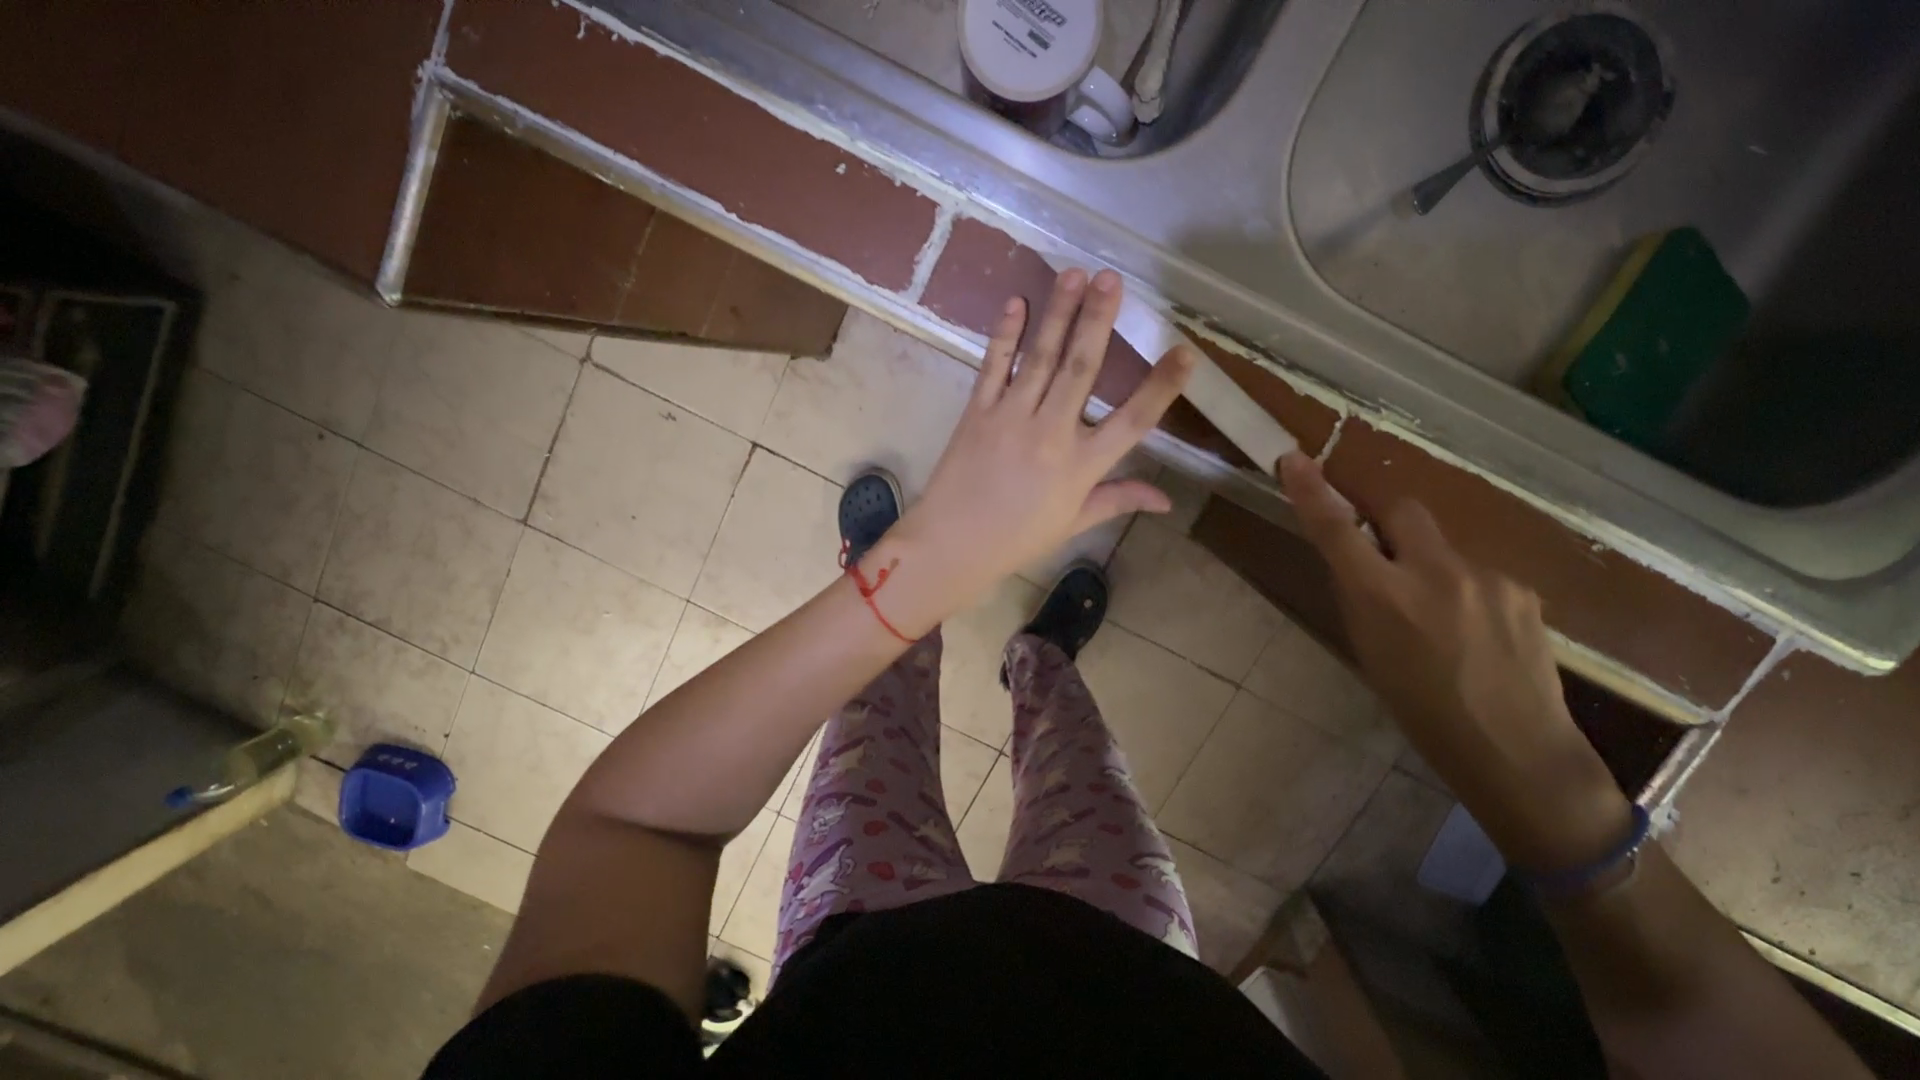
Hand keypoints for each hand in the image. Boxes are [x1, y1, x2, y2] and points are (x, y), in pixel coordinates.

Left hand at [861, 269, 1193, 636]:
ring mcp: (1011, 418)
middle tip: (1112, 279)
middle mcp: (1051, 434)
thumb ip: (1118, 498)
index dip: (1161, 387)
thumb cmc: (1018, 538)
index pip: (1133, 421)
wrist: (953, 545)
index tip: (1185, 352)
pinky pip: (994, 366)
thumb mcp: (1073, 522)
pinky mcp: (977, 411)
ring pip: (1041, 357)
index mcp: (1082, 466)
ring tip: (1074, 273)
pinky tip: (1016, 302)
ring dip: (1058, 313)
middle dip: (1098, 320)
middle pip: (1082, 369)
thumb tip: (1165, 499)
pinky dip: (1005, 334)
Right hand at [1278, 452, 1633, 874]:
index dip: (1312, 492)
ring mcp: (1486, 578)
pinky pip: (1478, 575)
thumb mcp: (1370, 655)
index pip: (1337, 530)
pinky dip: (1466, 594)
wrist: (1516, 751)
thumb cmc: (1422, 715)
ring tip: (1443, 625)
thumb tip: (1358, 563)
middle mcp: (1435, 574)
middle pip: (1402, 510)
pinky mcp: (1522, 589)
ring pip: (1443, 549)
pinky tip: (1478, 635)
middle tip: (1381, 548)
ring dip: (1431, 570)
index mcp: (1383, 599)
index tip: (1295, 459)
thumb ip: (1362, 599)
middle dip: (1385, 518)